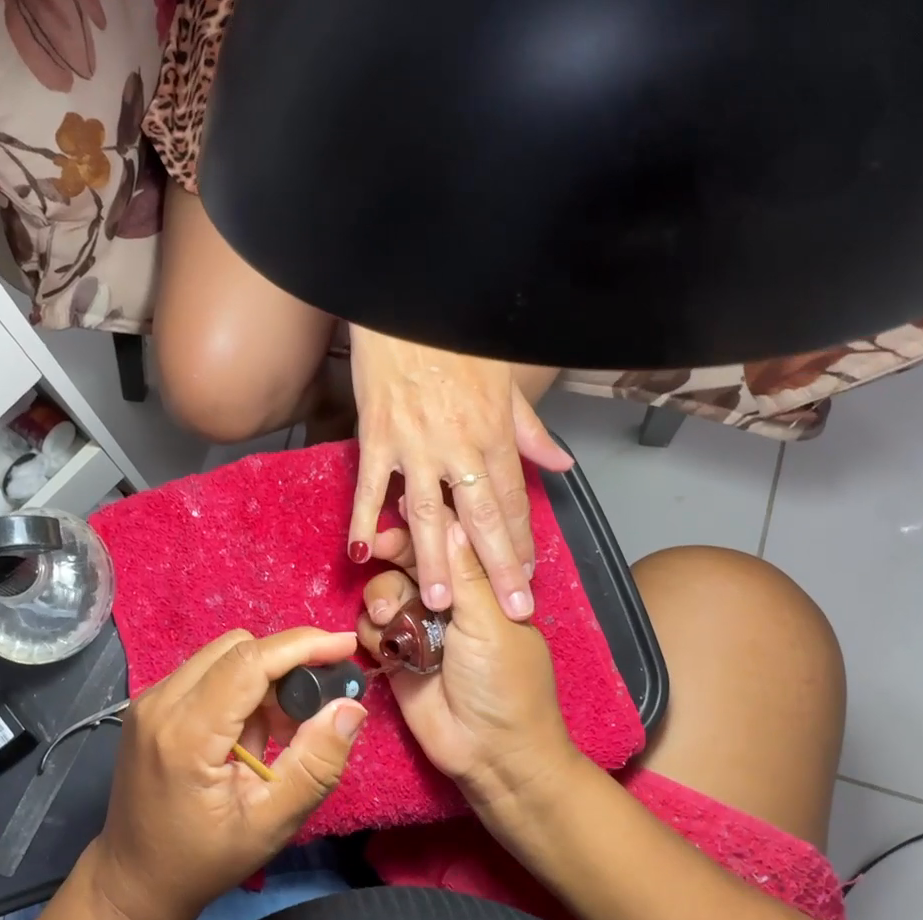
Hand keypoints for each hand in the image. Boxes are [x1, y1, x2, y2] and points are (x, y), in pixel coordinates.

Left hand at [90, 628, 367, 919]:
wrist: (134, 878)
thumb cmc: (202, 860)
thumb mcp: (270, 823)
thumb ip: (314, 764)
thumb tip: (351, 706)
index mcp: (185, 734)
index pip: (248, 662)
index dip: (302, 646)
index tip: (347, 647)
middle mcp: (159, 703)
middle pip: (235, 648)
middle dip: (285, 665)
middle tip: (315, 709)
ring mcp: (149, 700)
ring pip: (219, 656)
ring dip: (262, 680)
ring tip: (281, 733)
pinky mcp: (149, 705)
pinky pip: (204, 674)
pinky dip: (237, 690)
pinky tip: (249, 736)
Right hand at [347, 325, 572, 620]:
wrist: (412, 303)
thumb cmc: (459, 340)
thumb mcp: (505, 382)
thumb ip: (529, 430)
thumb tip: (561, 466)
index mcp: (493, 433)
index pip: (511, 499)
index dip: (521, 542)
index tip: (528, 580)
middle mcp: (458, 446)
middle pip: (479, 517)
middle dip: (496, 567)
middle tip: (508, 612)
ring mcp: (414, 445)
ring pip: (425, 511)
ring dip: (431, 558)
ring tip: (436, 600)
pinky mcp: (375, 438)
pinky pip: (367, 486)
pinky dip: (362, 518)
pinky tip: (361, 552)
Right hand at [357, 522, 578, 806]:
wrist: (488, 751)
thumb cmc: (504, 683)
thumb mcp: (489, 622)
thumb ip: (464, 572)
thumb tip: (452, 517)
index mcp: (482, 588)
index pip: (449, 544)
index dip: (425, 527)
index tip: (400, 512)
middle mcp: (448, 601)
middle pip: (410, 561)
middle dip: (392, 553)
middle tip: (374, 549)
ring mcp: (418, 628)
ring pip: (384, 590)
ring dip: (380, 597)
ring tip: (386, 618)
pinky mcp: (393, 654)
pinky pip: (369, 627)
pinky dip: (370, 630)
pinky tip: (382, 645)